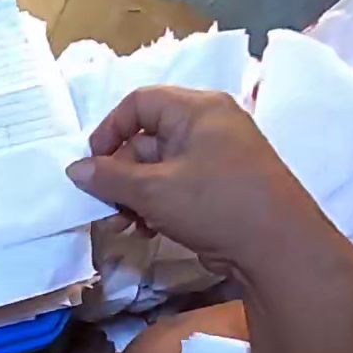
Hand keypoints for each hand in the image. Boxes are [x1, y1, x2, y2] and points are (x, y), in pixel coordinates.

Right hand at [65, 86, 346, 275]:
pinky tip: (144, 230)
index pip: (139, 104)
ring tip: (121, 225)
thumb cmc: (215, 204)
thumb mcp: (152, 190)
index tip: (92, 164)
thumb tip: (74, 169)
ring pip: (153, 169)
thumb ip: (107, 177)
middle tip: (103, 207)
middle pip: (142, 141)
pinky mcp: (214, 187)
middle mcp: (206, 127)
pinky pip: (170, 187)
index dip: (109, 131)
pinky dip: (150, 205)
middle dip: (117, 176)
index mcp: (197, 111)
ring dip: (129, 197)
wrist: (278, 249)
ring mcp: (212, 158)